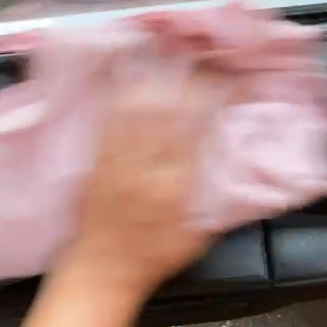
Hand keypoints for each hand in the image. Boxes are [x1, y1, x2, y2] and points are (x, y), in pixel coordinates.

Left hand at [58, 69, 217, 301]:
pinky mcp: (98, 158)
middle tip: (201, 58)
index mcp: (173, 185)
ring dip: (156, 79)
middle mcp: (144, 166)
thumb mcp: (196, 234)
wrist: (100, 271)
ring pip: (139, 109)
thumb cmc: (153, 258)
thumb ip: (211, 198)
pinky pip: (112, 119)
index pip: (196, 131)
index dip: (211, 101)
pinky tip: (132, 75)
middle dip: (185, 80)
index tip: (225, 82)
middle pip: (167, 111)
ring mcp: (118, 159)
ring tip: (171, 55)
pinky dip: (124, 94)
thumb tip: (227, 164)